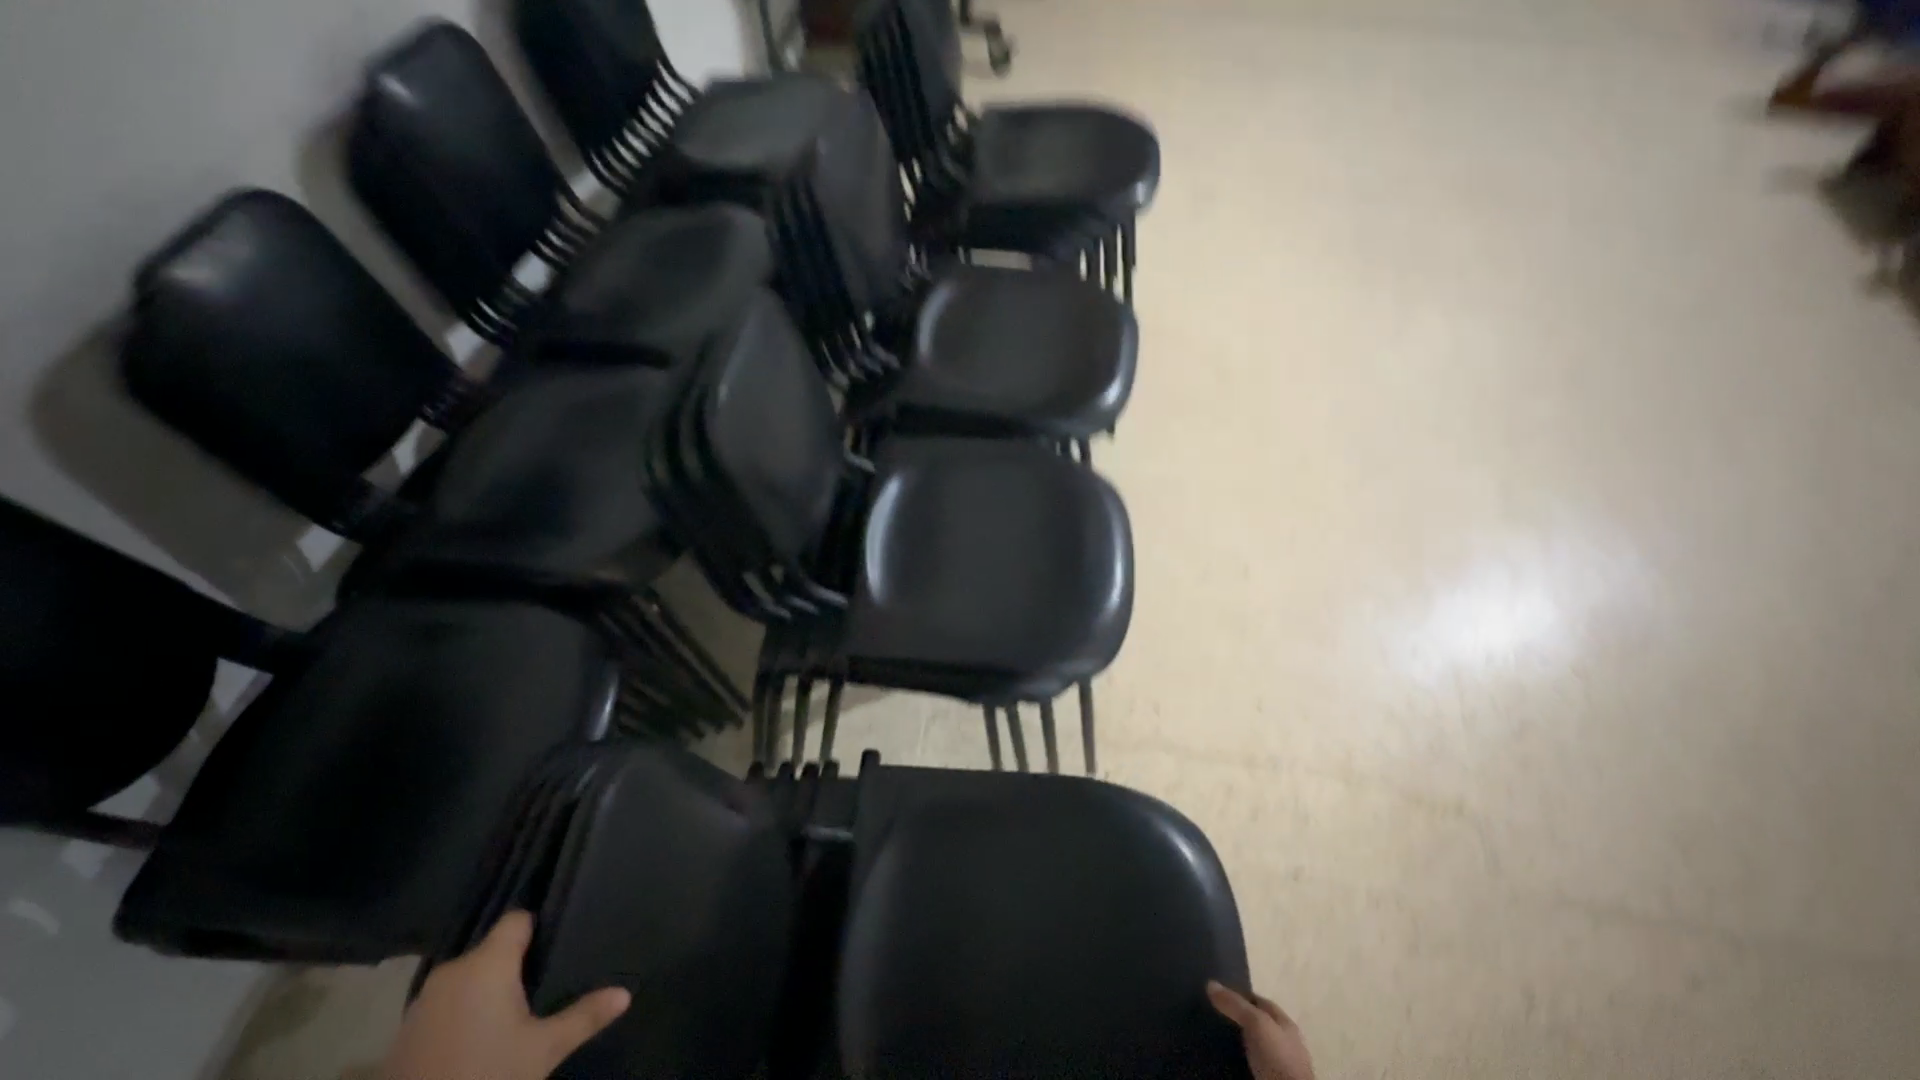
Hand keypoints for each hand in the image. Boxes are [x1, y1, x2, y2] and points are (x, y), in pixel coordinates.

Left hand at [381, 911, 629, 1079]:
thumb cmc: (487, 1076)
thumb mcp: (544, 1050)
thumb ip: (584, 1016)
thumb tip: (625, 993)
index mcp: (487, 964)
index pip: (517, 920)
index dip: (540, 925)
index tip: (560, 938)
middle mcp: (453, 970)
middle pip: (493, 949)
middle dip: (518, 963)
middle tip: (547, 983)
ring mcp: (424, 999)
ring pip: (469, 977)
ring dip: (489, 988)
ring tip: (518, 1011)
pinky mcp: (407, 1028)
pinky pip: (447, 1002)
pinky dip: (465, 1010)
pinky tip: (481, 1036)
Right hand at [1207, 981, 1313, 1079]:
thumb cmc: (1279, 1058)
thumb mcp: (1258, 1024)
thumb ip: (1236, 1005)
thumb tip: (1210, 984)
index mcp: (1284, 1023)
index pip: (1259, 1001)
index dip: (1238, 995)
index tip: (1215, 993)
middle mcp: (1280, 1041)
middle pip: (1252, 1023)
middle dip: (1231, 1018)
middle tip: (1206, 1014)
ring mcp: (1273, 1062)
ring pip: (1246, 1046)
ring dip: (1229, 1042)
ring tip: (1206, 1036)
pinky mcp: (1262, 1077)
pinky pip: (1243, 1063)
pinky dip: (1230, 1059)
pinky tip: (1216, 1058)